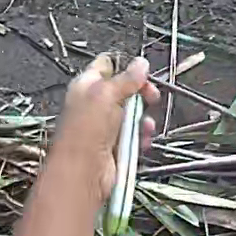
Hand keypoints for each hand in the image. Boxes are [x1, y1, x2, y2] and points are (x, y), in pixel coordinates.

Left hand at [50, 54, 158, 204]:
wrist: (83, 172)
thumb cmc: (86, 130)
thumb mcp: (107, 95)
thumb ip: (127, 78)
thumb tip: (141, 63)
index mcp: (87, 86)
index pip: (107, 66)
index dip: (125, 66)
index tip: (142, 70)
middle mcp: (95, 104)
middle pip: (126, 89)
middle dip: (141, 92)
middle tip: (151, 96)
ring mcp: (106, 125)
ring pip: (134, 113)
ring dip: (143, 117)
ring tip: (145, 124)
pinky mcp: (116, 144)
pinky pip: (135, 134)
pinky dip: (142, 135)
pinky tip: (143, 139)